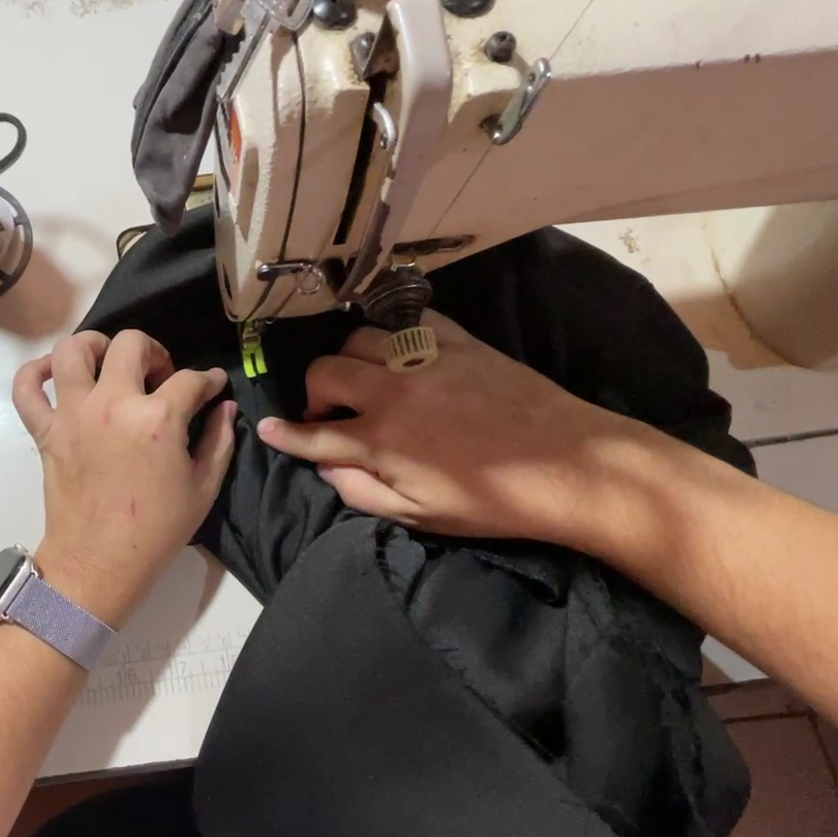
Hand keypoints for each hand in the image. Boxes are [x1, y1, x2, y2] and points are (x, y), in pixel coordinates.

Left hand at [13, 330, 235, 625]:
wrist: (99, 563)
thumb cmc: (157, 531)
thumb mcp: (204, 488)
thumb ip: (219, 440)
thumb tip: (225, 407)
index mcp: (158, 419)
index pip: (190, 380)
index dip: (209, 380)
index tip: (212, 387)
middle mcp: (113, 404)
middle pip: (131, 344)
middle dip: (154, 351)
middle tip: (160, 377)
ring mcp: (73, 414)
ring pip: (73, 349)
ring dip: (96, 347)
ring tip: (110, 365)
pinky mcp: (45, 431)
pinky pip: (26, 388)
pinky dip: (35, 372)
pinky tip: (57, 374)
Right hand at [255, 309, 661, 545]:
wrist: (570, 465)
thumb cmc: (491, 502)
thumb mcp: (418, 515)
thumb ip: (361, 491)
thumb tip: (328, 468)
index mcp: (381, 440)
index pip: (314, 433)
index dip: (285, 433)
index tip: (267, 429)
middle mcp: (393, 391)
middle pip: (325, 372)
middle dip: (315, 393)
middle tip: (332, 414)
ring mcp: (426, 359)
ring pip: (359, 339)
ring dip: (349, 362)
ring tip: (366, 382)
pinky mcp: (459, 341)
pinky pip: (408, 321)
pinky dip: (392, 336)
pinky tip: (400, 356)